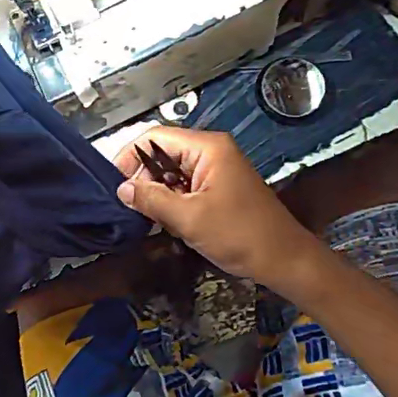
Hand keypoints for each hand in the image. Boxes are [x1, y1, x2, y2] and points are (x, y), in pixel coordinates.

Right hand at [115, 126, 324, 288]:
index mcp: (207, 148)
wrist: (284, 259)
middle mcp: (211, 151)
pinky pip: (185, 186)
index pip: (155, 137)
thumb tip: (121, 189)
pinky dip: (172, 200)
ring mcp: (216, 169)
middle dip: (143, 177)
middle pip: (163, 153)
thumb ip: (151, 200)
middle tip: (129, 205)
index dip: (130, 156)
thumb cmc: (239, 235)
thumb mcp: (189, 218)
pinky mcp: (218, 187)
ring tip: (145, 215)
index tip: (114, 183)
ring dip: (157, 192)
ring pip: (172, 172)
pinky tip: (165, 220)